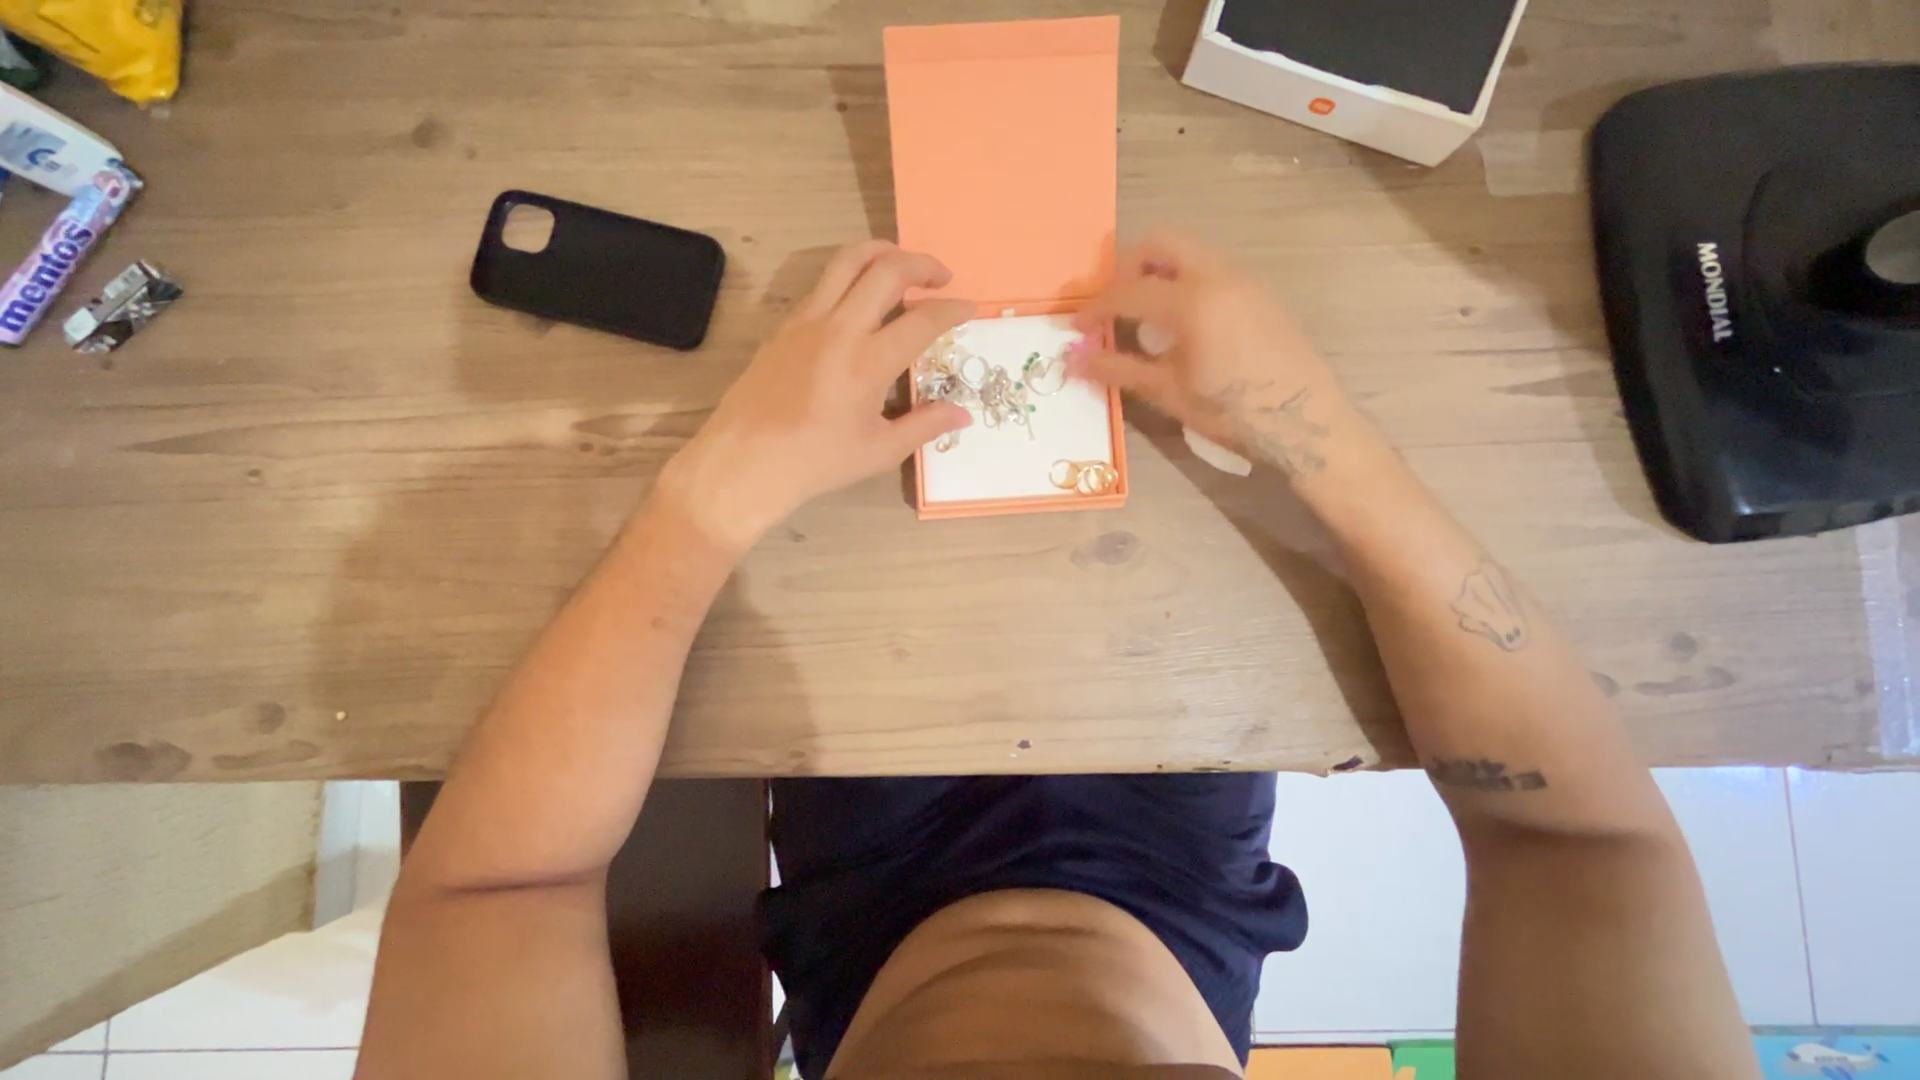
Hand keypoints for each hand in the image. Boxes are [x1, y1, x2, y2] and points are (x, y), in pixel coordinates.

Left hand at [656, 241, 974, 554]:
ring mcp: (807, 321)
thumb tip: (962, 413)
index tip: (969, 308)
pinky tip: (859, 300)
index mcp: (868, 362)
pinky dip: (850, 277)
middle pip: (887, 270)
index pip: (922, 320)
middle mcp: (839, 329)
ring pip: (848, 261)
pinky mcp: (785, 326)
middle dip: (922, 265)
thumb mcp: (880, 451)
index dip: (952, 310)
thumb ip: (925, 425)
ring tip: (902, 266)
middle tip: (941, 277)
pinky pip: (823, 284)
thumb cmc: (817, 462)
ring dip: (882, 253)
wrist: (746, 461)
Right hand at [1068, 229, 1347, 480]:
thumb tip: (1073, 362)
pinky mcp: (1259, 291)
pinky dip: (1185, 281)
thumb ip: (1119, 370)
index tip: (1077, 327)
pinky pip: (1211, 268)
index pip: (1127, 290)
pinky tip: (1183, 325)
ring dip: (1159, 272)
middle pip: (1160, 242)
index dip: (1095, 307)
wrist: (1306, 420)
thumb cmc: (1233, 412)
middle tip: (1114, 305)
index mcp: (1191, 300)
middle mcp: (1218, 275)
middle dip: (1128, 267)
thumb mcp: (1169, 393)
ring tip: (1146, 317)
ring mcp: (1243, 278)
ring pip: (1189, 251)